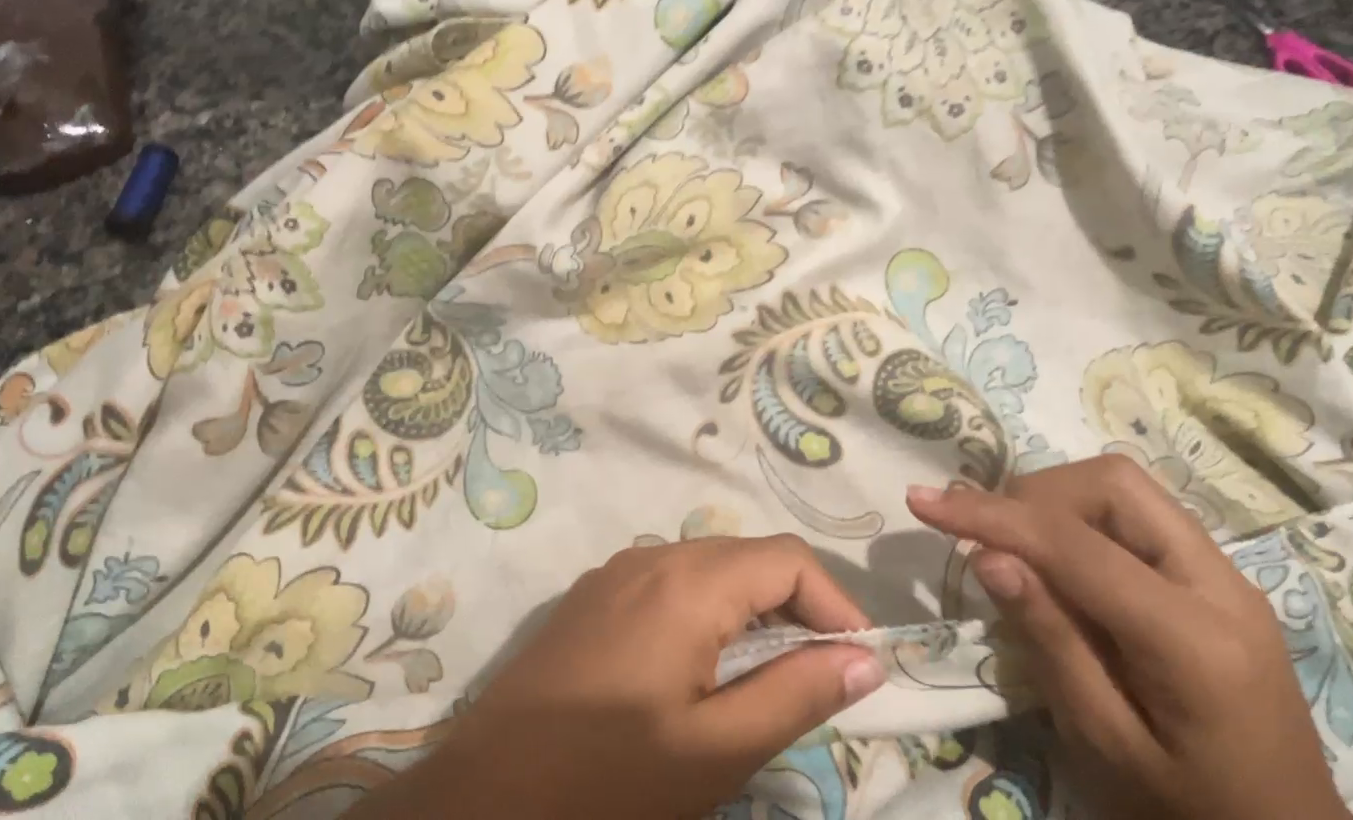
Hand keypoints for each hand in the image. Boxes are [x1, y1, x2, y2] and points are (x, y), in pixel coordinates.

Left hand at [349, 535, 887, 819]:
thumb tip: (865, 658)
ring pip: (705, 570)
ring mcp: (611, 575)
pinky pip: (664, 586)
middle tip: (817, 675)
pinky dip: (702, 614)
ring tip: (763, 679)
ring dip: (748, 612)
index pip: (788, 558)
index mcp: (688, 582)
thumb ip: (798, 695)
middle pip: (746, 558)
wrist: (487, 797)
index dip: (834, 604)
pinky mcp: (586, 600)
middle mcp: (649, 559)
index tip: (857, 663)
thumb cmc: (612, 778)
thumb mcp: (718, 749)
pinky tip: (695, 671)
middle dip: (795, 607)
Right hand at [907, 455, 1351, 819]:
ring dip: (1058, 503)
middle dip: (1034, 495)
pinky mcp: (1217, 582)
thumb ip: (1050, 642)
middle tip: (982, 536)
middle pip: (1115, 484)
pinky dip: (1083, 522)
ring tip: (1012, 549)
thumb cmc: (1187, 809)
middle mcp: (1221, 585)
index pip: (1076, 545)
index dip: (992, 515)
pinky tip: (1056, 564)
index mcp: (1193, 638)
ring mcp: (1226, 578)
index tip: (922, 502)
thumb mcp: (1105, 743)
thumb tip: (988, 555)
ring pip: (1127, 491)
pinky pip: (1139, 520)